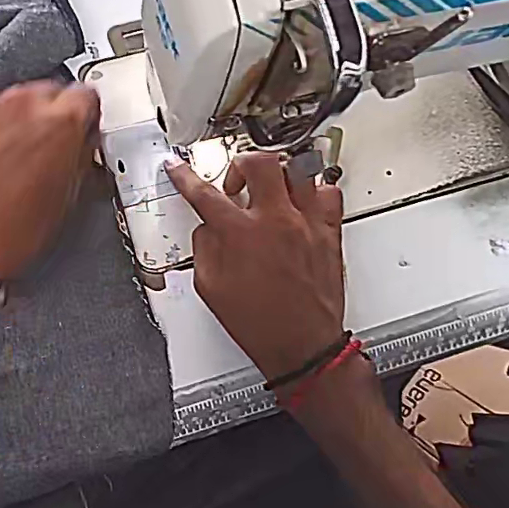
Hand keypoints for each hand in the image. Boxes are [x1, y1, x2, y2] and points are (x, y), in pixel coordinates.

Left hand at [0, 80, 99, 352]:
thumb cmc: (6, 238)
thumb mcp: (67, 201)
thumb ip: (80, 158)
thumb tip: (81, 143)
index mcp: (59, 123)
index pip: (85, 96)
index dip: (82, 117)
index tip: (77, 128)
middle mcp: (19, 105)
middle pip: (43, 93)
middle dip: (44, 118)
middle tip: (38, 152)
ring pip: (4, 100)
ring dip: (6, 122)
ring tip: (0, 164)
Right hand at [166, 151, 346, 381]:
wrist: (302, 345)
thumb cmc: (261, 323)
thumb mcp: (211, 288)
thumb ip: (205, 248)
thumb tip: (207, 227)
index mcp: (239, 234)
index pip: (203, 192)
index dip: (184, 176)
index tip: (179, 167)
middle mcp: (274, 221)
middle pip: (258, 162)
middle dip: (241, 164)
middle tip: (236, 183)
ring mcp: (305, 224)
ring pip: (297, 169)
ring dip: (278, 175)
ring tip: (270, 190)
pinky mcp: (329, 233)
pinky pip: (329, 193)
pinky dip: (314, 192)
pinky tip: (302, 204)